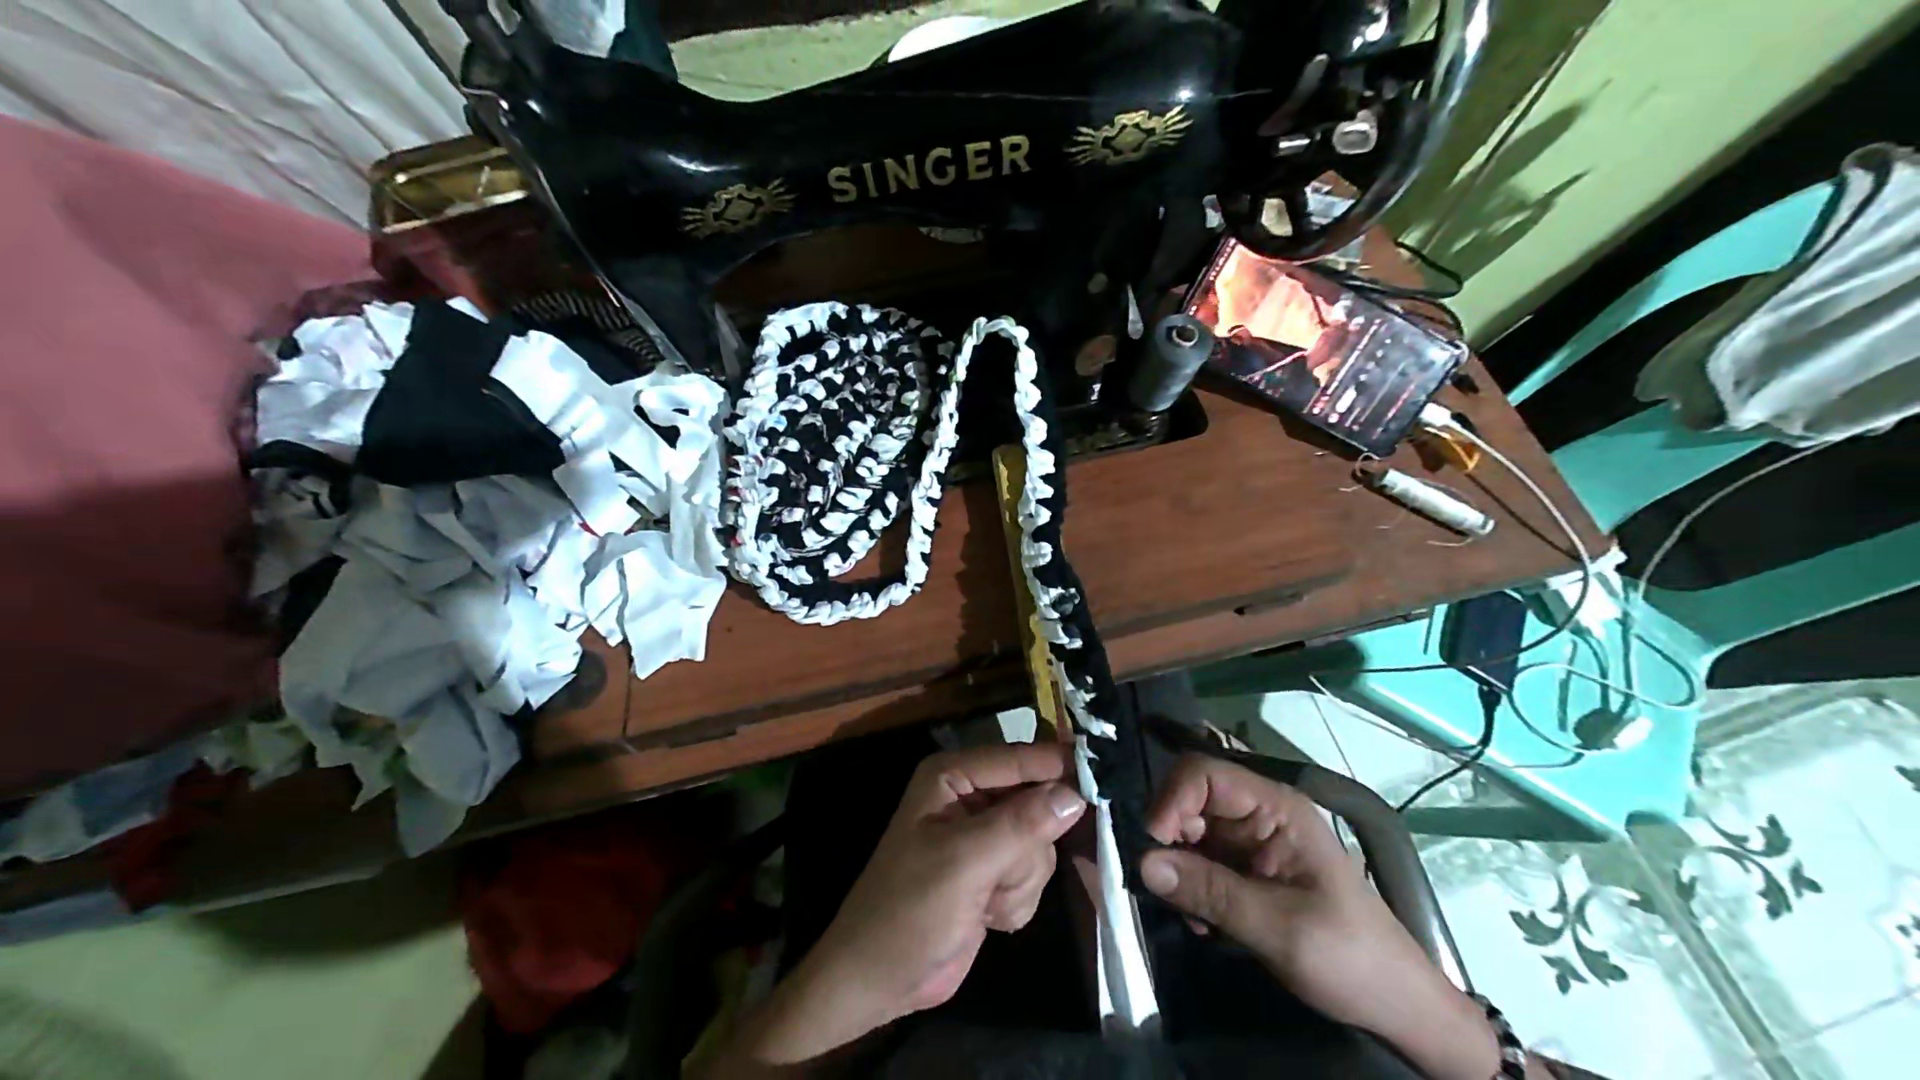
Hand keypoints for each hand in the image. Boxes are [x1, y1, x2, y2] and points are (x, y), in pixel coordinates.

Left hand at [731, 742, 1085, 1068]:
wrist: (881, 979)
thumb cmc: (910, 909)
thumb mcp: (964, 862)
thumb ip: (1021, 824)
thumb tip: (1075, 794)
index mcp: (954, 775)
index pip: (1020, 758)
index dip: (1059, 769)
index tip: (1104, 781)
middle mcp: (972, 796)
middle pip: (1039, 802)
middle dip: (1028, 847)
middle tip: (1004, 873)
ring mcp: (985, 836)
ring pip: (1041, 843)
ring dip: (1020, 880)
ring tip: (985, 899)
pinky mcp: (995, 871)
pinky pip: (1034, 874)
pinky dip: (1017, 899)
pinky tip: (986, 914)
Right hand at [1138, 755, 1504, 1079]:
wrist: (1396, 1005)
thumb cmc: (1350, 957)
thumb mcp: (1279, 928)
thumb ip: (1210, 891)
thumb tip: (1143, 862)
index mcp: (1276, 808)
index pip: (1205, 773)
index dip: (1171, 799)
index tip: (1153, 846)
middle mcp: (1257, 814)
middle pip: (1189, 799)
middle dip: (1169, 838)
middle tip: (1166, 886)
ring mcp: (1249, 841)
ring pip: (1186, 832)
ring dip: (1177, 868)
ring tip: (1193, 915)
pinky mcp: (1242, 869)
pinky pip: (1196, 862)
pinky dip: (1187, 886)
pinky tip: (1204, 923)